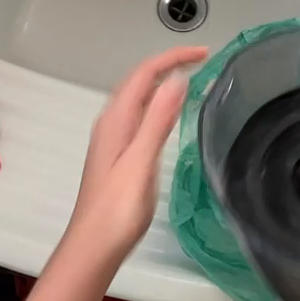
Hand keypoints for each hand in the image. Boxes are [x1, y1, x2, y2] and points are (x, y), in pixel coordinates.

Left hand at [62, 45, 208, 263]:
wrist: (93, 246)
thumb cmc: (117, 208)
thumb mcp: (141, 161)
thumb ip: (158, 120)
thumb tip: (177, 79)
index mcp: (116, 120)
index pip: (145, 73)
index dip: (173, 57)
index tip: (205, 54)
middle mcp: (111, 124)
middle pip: (139, 81)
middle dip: (169, 64)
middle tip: (203, 61)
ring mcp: (113, 140)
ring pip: (138, 98)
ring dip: (163, 83)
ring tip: (191, 78)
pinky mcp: (119, 155)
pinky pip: (139, 117)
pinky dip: (158, 105)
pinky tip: (169, 116)